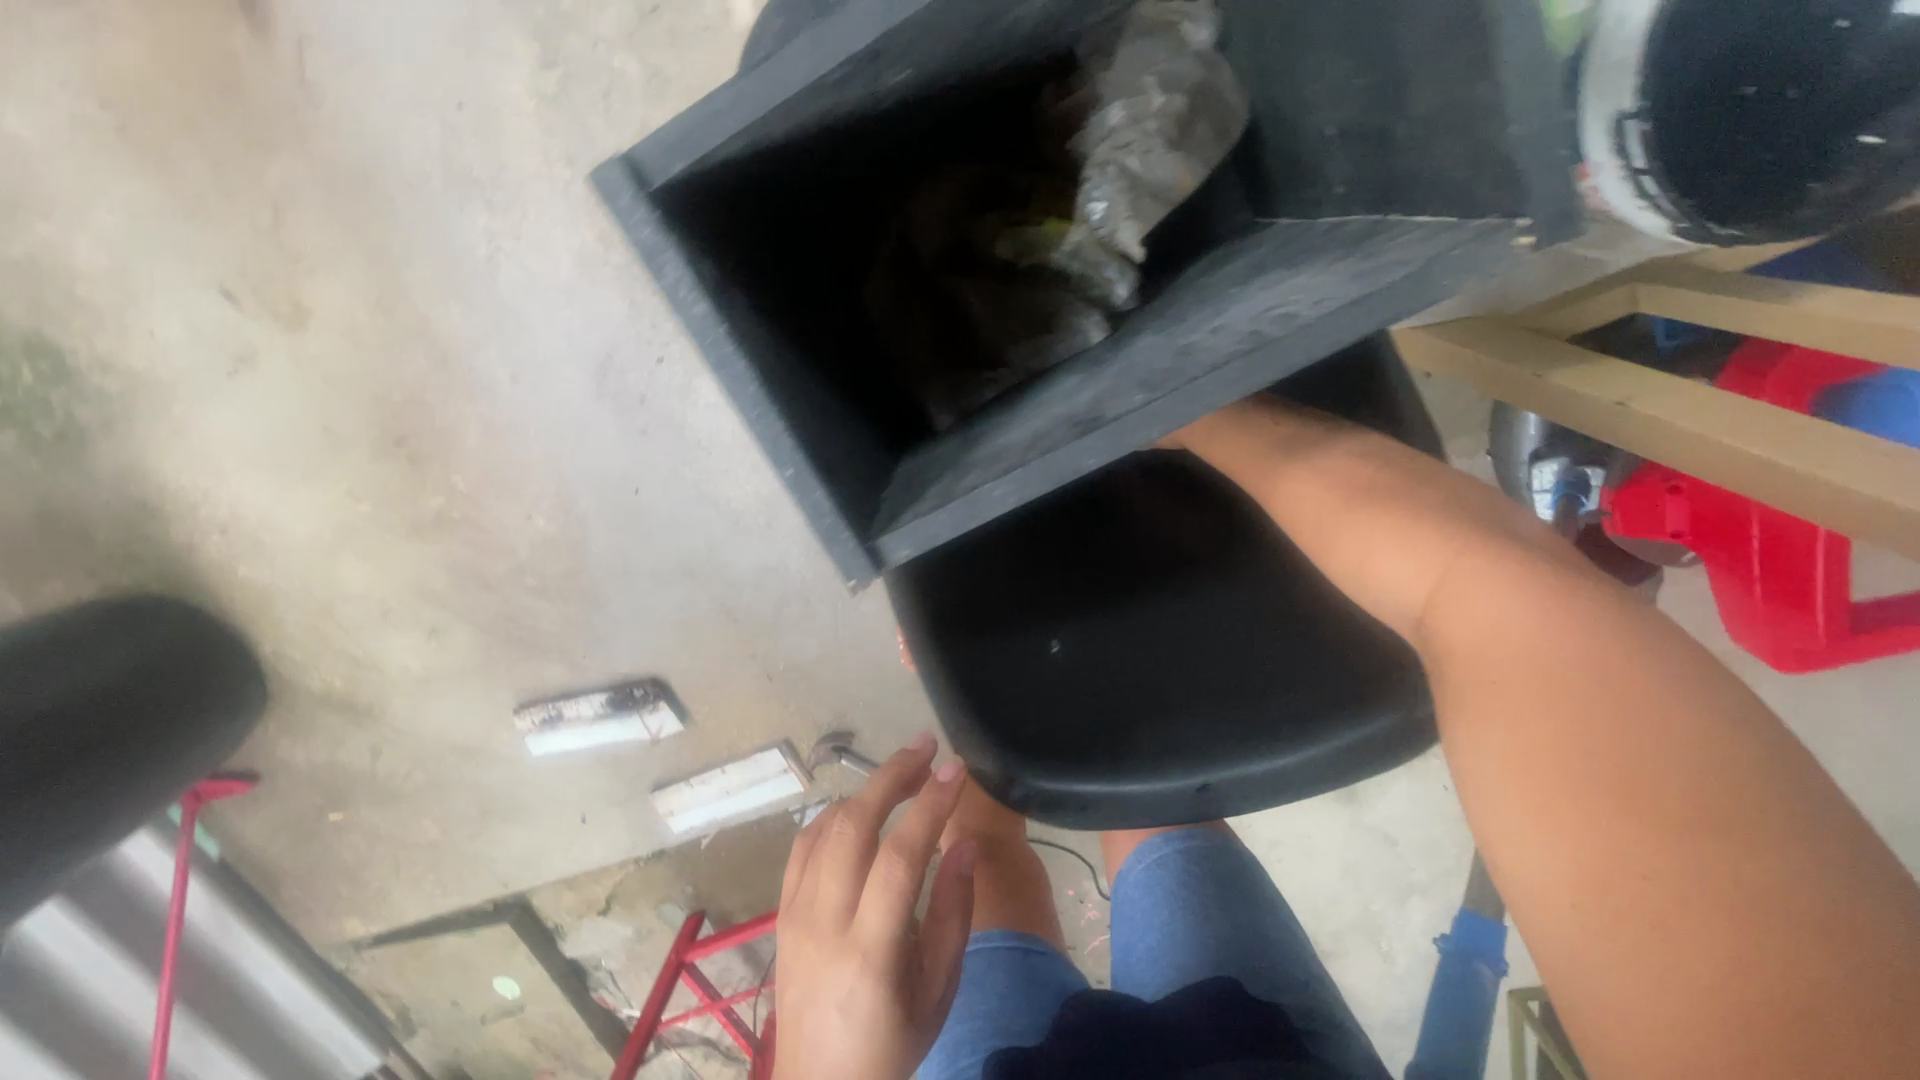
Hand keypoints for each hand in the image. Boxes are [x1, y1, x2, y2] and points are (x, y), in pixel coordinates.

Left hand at [771, 734, 974, 1079]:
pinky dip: (832, 816)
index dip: (929, 804)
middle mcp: (824, 923)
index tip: (955, 770)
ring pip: (824, 828)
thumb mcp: (939, 989)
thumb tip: (963, 840)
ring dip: (864, 790)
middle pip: (853, 826)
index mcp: (871, 951)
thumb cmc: (893, 1042)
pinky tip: (859, 808)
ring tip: (903, 772)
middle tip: (926, 748)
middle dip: (892, 776)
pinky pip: (802, 847)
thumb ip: (954, 911)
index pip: (899, 856)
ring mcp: (794, 916)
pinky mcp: (780, 914)